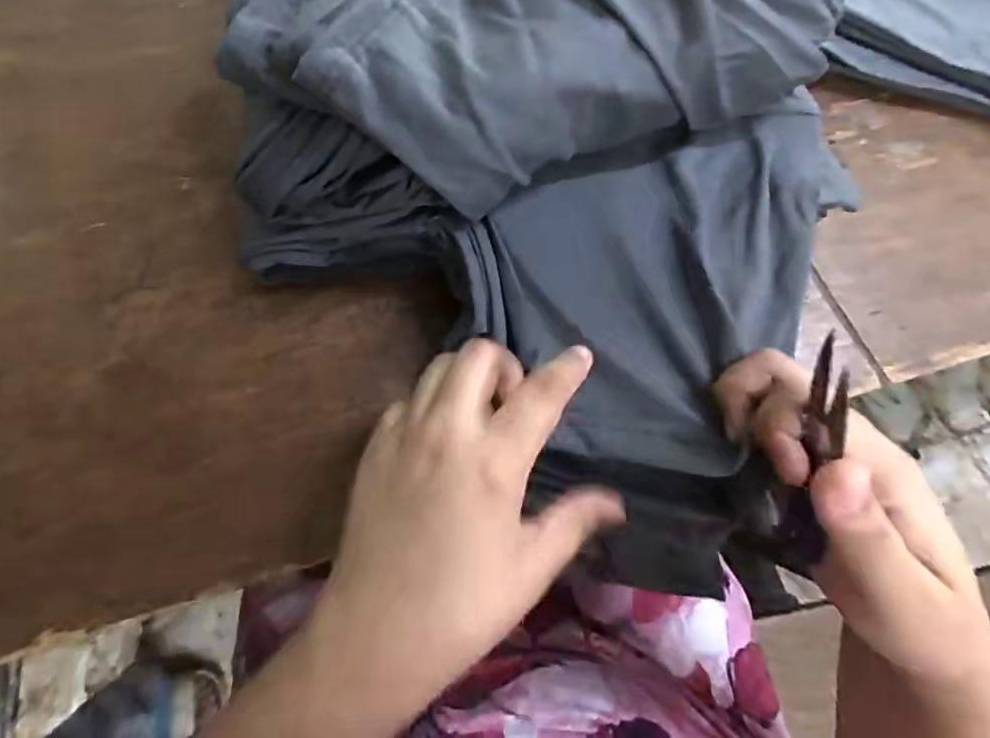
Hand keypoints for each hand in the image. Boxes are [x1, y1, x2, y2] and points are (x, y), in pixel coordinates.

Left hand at [305, 341, 623, 729]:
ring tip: (477, 419)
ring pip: (439, 365)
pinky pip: (409, 397)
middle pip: (479, 354)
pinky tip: (436, 441)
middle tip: (513, 408)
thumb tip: (616, 502)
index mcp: (493, 461)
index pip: (539, 395)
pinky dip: (431, 402)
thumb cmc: (463, 608)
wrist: (372, 635)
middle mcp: (447, 431)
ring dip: (467, 377)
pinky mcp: (374, 444)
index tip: (580, 354)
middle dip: (506, 365)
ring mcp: (404, 432)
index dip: (565, 370)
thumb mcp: (530, 568)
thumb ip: (574, 521)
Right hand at [716, 350, 989, 737]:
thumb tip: (836, 467)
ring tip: (739, 466)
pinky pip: (758, 426)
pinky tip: (742, 476)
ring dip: (737, 416)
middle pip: (779, 376)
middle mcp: (848, 441)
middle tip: (742, 458)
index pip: (808, 395)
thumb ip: (870, 537)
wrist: (924, 649)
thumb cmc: (923, 628)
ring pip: (763, 393)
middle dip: (742, 402)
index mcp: (877, 459)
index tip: (781, 479)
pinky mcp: (803, 471)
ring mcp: (825, 453)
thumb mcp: (906, 601)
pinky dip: (738, 436)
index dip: (776, 422)